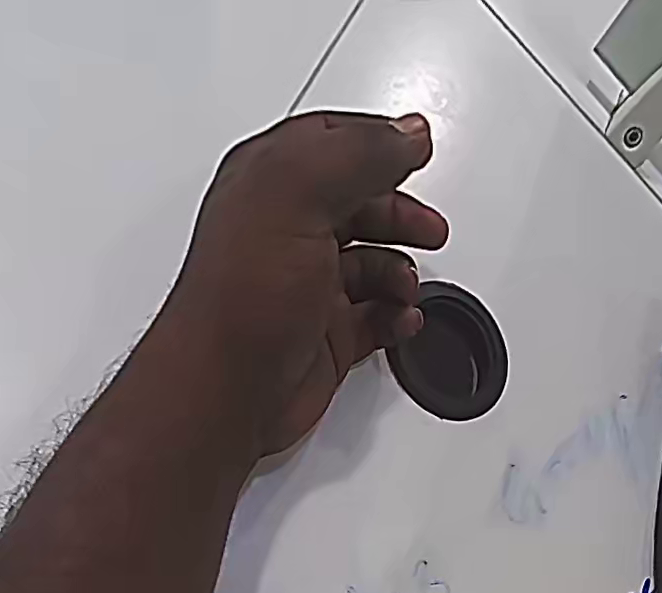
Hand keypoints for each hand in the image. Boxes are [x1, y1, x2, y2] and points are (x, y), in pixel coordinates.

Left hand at [160, 111, 448, 456]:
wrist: (233, 388)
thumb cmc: (245, 300)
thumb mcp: (298, 198)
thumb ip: (356, 156)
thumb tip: (407, 134)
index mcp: (272, 185)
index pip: (333, 146)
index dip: (379, 144)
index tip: (417, 147)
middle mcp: (290, 233)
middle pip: (359, 208)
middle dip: (399, 214)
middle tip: (428, 226)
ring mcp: (309, 288)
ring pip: (371, 267)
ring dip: (400, 272)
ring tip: (407, 286)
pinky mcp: (326, 335)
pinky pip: (375, 319)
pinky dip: (396, 317)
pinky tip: (403, 320)